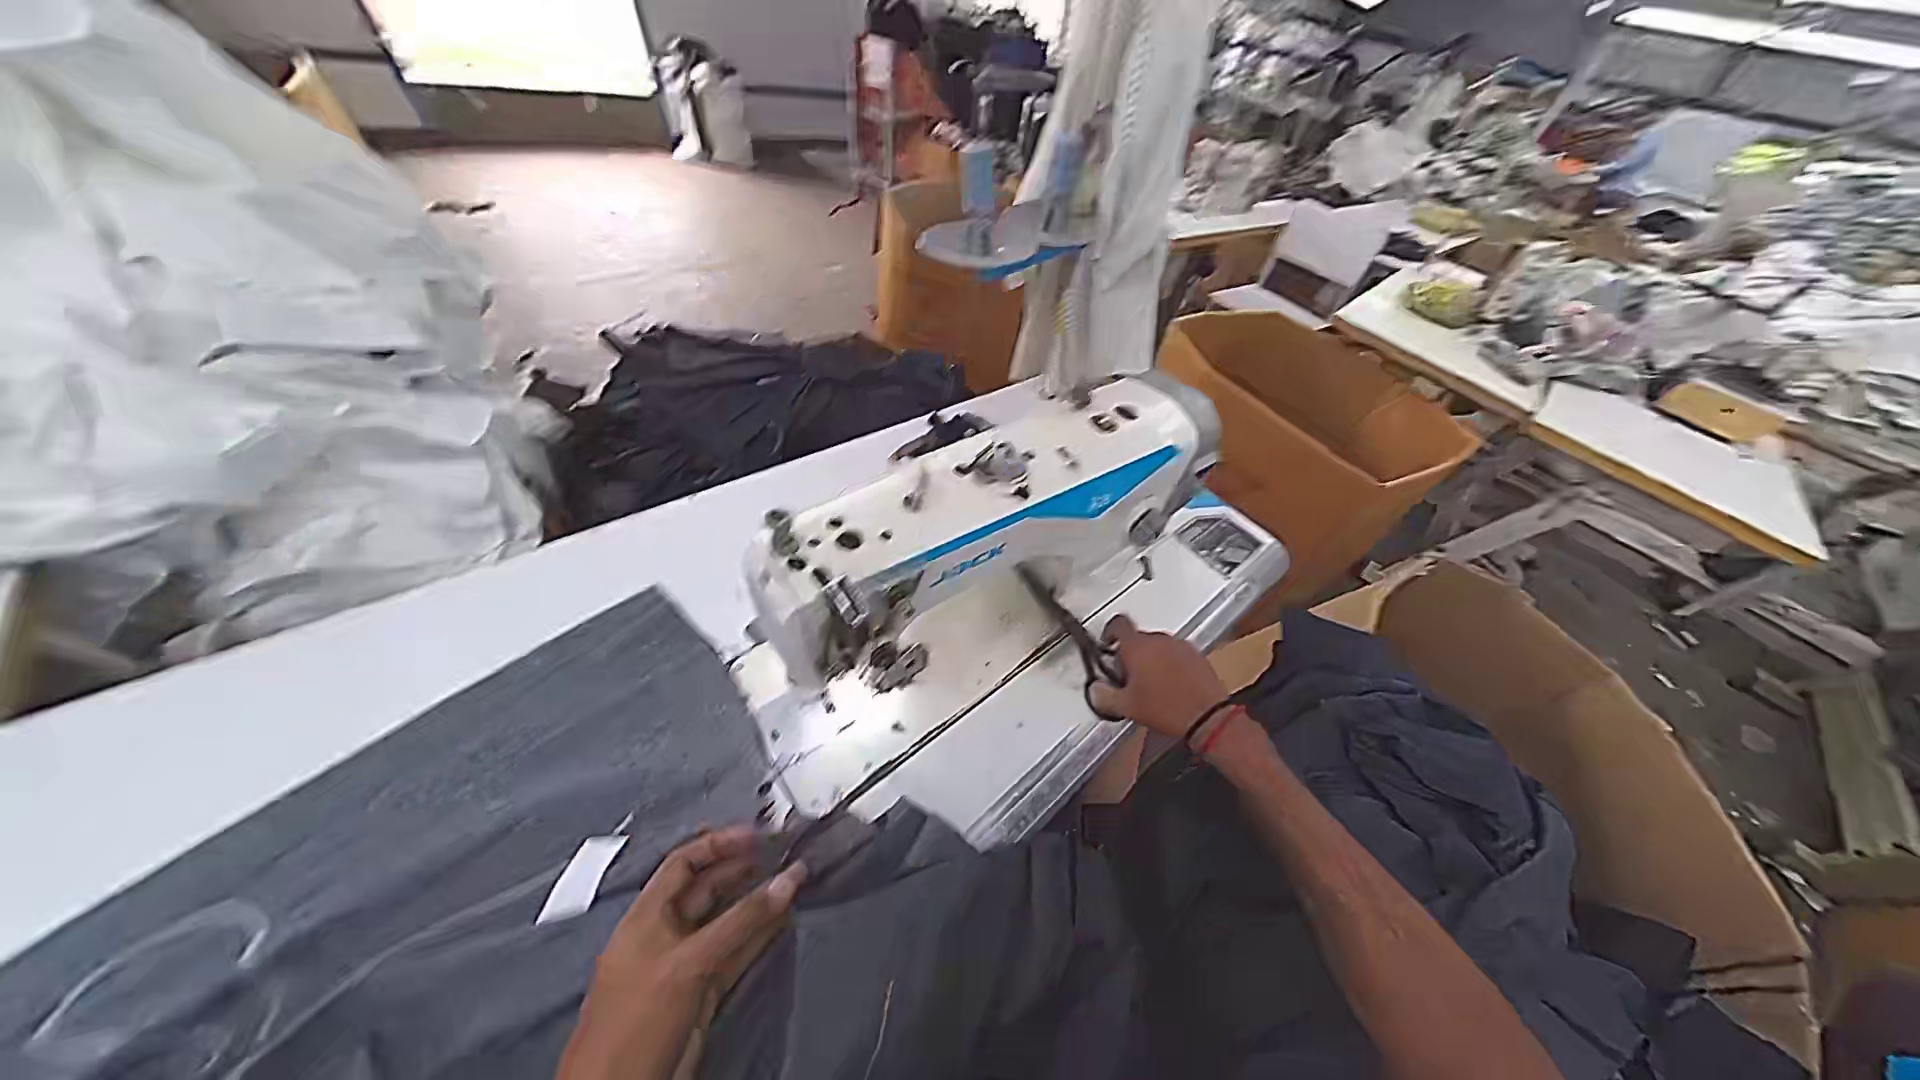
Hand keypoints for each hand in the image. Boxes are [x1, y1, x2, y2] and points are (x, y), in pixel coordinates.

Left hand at [557, 826, 806, 1079]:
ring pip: (728, 920)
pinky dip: (761, 934)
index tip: (755, 835)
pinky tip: (783, 920)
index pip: (684, 862)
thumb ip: (741, 920)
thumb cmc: (630, 1030)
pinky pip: (737, 951)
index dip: (719, 843)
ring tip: (791, 882)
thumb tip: (784, 882)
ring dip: (758, 901)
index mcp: (647, 917)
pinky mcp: (702, 991)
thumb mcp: (690, 963)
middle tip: (780, 855)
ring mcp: (685, 963)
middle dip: (745, 870)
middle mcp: (666, 934)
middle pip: (709, 888)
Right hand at [1090, 614, 1230, 739]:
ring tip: (1151, 684)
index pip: (1118, 624)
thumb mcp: (1127, 706)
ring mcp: (1180, 646)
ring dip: (1152, 659)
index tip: (1109, 644)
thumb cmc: (1167, 708)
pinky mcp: (1197, 655)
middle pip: (1138, 638)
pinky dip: (1172, 664)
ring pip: (1158, 646)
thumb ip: (1104, 695)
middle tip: (1129, 676)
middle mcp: (1158, 640)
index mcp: (1136, 647)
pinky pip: (1177, 654)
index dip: (1110, 632)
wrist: (1207, 717)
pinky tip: (1171, 685)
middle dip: (1132, 654)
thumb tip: (1096, 691)